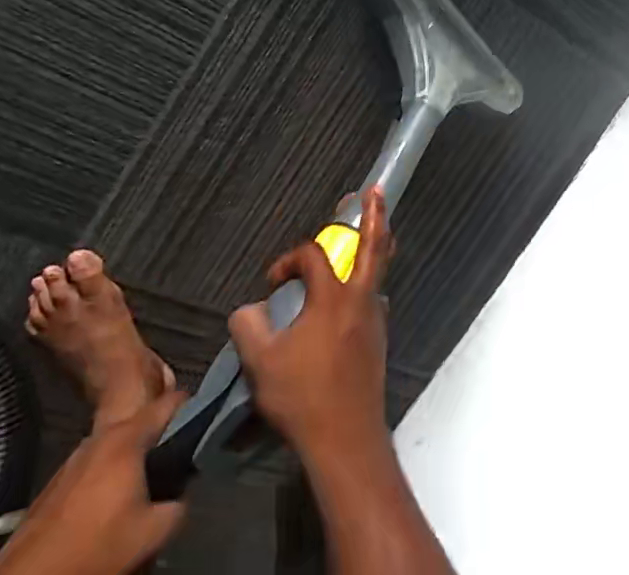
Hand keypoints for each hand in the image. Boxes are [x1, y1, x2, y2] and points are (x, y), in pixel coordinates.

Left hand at [0, 389, 189, 574]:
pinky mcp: (57, 483)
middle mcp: (99, 437)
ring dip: (137, 460)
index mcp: (126, 437)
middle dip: (165, 439)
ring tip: (149, 489)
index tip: (208, 425)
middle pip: (144, 423)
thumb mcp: (153, 532)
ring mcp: (74, 459)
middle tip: (180, 464)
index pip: (171, 401)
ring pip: (120, 446)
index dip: (195, 407)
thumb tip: (181, 495)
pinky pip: (98, 466)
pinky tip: (114, 508)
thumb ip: (179, 504)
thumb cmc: (94, 548)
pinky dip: (114, 477)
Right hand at [228, 185, 395, 463]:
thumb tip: (249, 310)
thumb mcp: (261, 362)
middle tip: (376, 190)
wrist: (347, 438)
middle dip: (374, 215)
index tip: (272, 282)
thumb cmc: (303, 397)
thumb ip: (248, 326)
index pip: (314, 256)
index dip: (289, 259)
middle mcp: (361, 300)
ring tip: (373, 229)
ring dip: (374, 247)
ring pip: (379, 271)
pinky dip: (365, 282)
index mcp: (333, 298)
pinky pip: (373, 298)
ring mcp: (376, 319)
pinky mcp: (379, 339)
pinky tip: (350, 297)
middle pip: (374, 246)